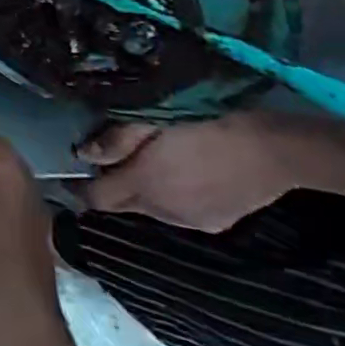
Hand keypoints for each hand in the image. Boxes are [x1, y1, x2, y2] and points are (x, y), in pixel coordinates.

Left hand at [76, 110, 344, 230]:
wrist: (274, 149)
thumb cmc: (205, 126)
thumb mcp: (150, 121)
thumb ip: (114, 141)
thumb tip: (84, 154)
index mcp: (142, 185)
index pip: (96, 199)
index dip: (78, 188)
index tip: (69, 176)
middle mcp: (162, 211)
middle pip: (122, 205)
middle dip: (111, 188)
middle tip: (112, 164)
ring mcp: (191, 222)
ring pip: (150, 210)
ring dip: (142, 193)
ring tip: (149, 167)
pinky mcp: (217, 224)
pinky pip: (178, 215)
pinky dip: (170, 200)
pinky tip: (182, 179)